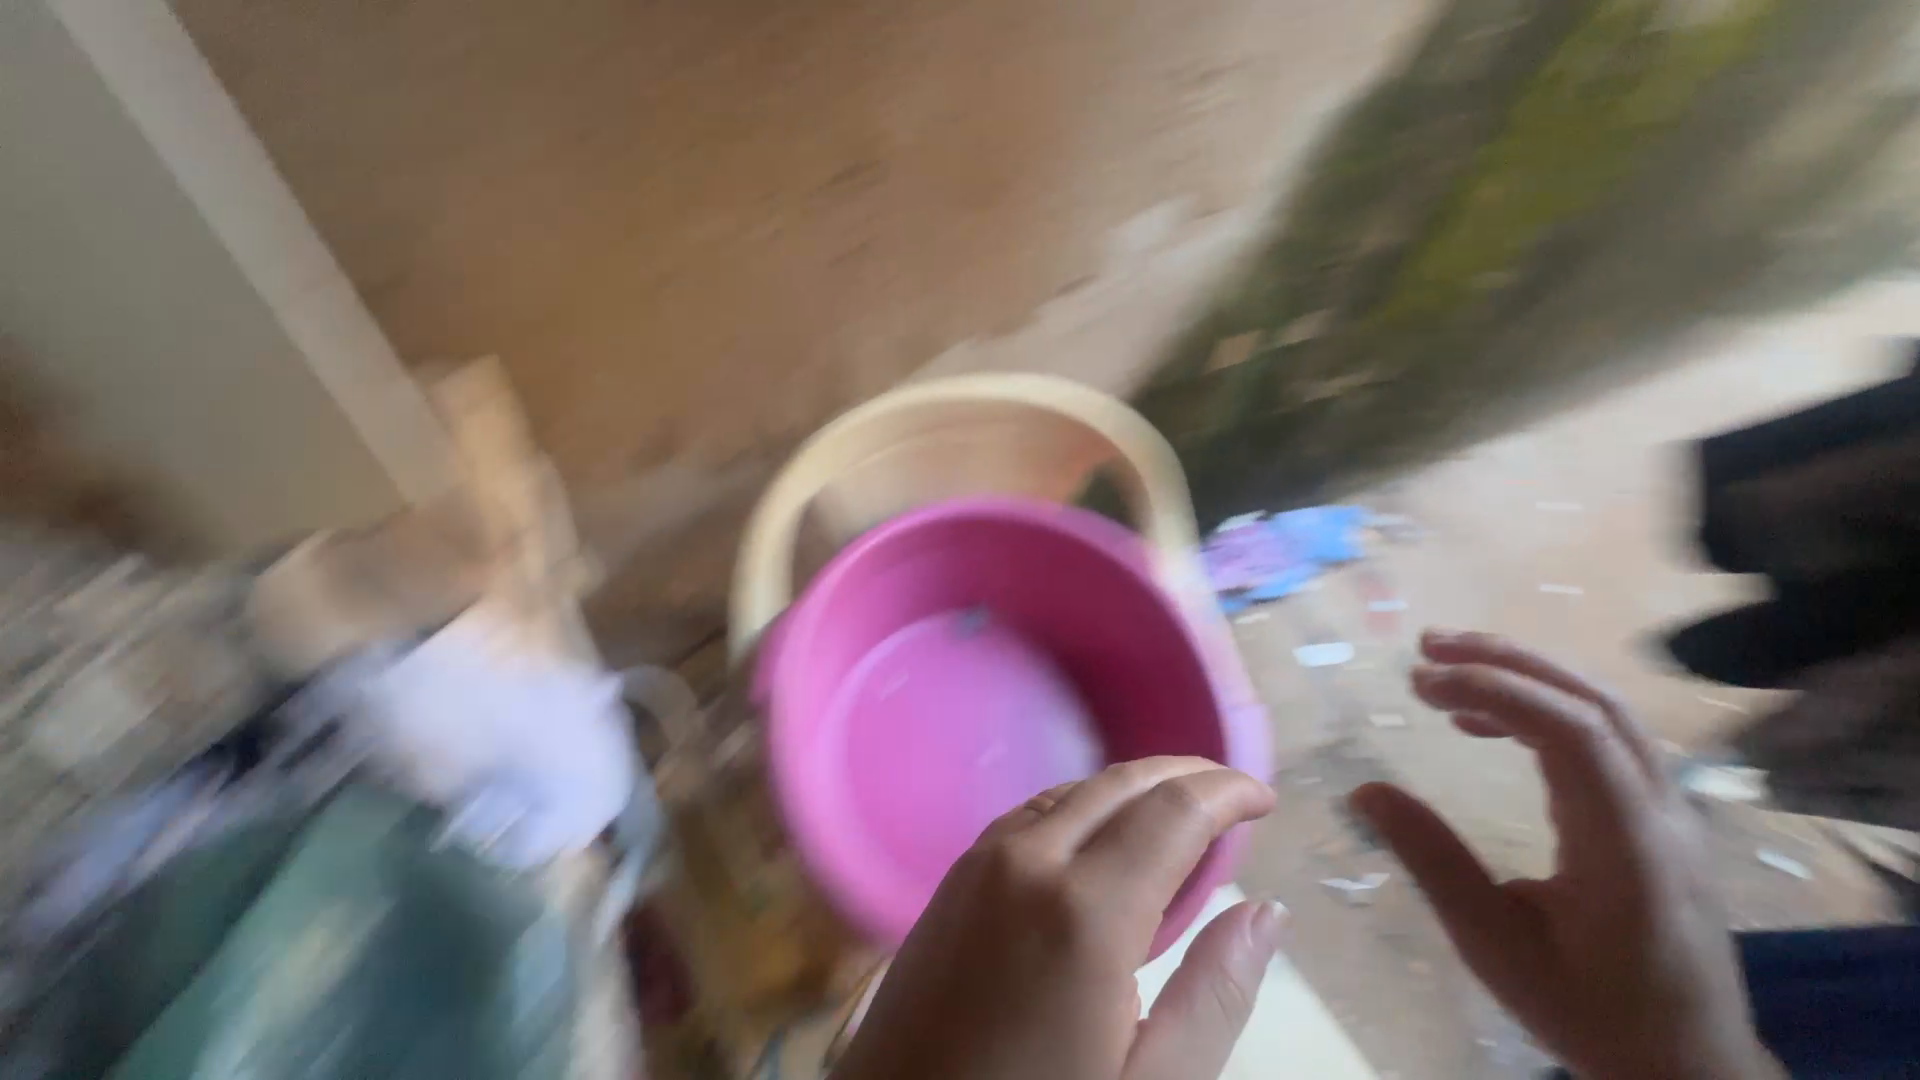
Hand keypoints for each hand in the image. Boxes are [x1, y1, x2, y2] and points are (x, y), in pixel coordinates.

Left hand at [831, 757, 1280, 1079]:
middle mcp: (1030, 860)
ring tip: (1181, 814)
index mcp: (1086, 911)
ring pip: (1076, 790)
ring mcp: (983, 859)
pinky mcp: (956, 873)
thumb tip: (1266, 912)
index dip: (1226, 793)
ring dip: (1135, 788)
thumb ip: (1215, 994)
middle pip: (1123, 783)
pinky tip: (1107, 837)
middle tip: (1233, 796)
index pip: (1173, 812)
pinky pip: (1035, 812)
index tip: (1265, 799)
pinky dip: (1086, 806)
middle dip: (1186, 775)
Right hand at [1352, 630, 1782, 1079]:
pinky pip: (1602, 737)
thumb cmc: (1587, 1008)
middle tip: (1425, 648)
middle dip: (1507, 662)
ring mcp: (1668, 811)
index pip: (1575, 733)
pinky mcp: (1655, 815)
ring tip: (1444, 670)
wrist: (1687, 1064)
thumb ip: (1432, 861)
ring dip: (1524, 676)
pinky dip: (1539, 710)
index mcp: (1628, 845)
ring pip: (1604, 711)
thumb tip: (1364, 791)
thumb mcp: (1494, 945)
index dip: (1495, 691)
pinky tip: (1482, 726)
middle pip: (1595, 703)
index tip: (1418, 684)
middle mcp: (1661, 813)